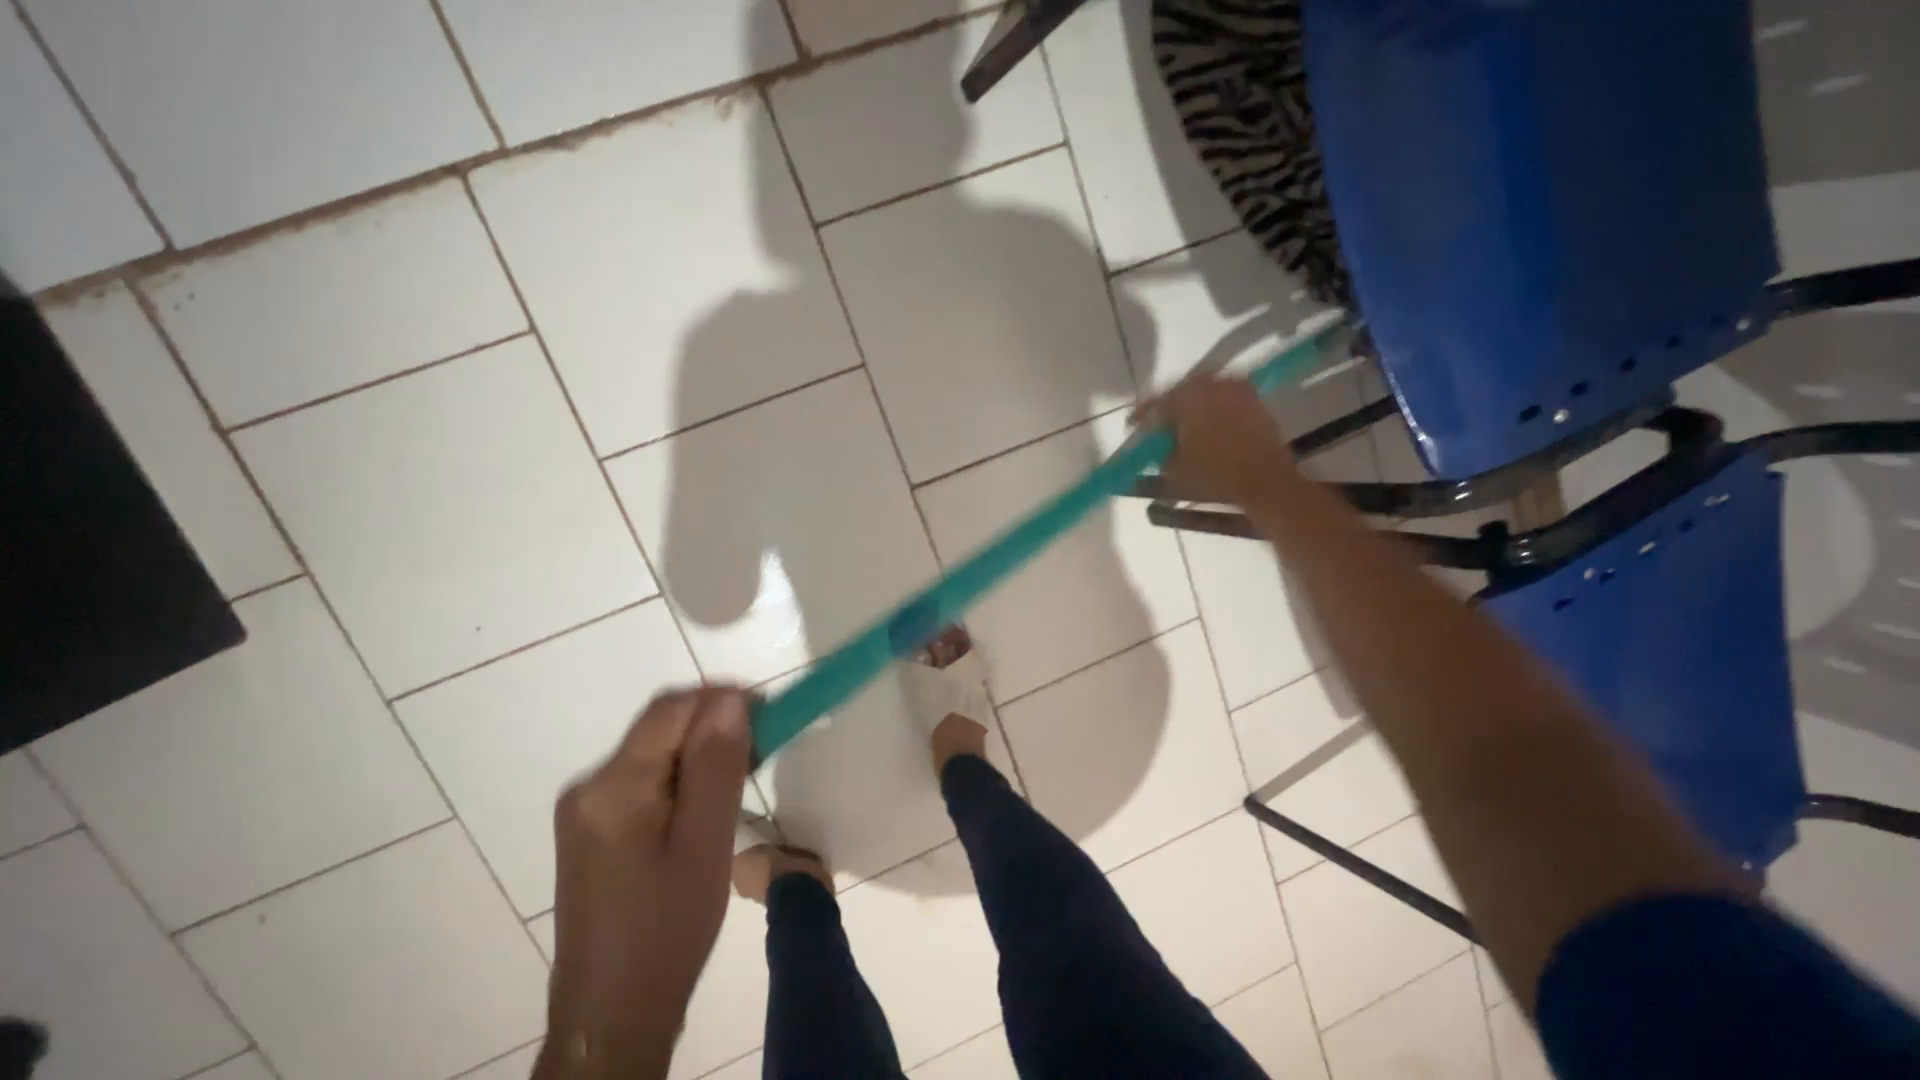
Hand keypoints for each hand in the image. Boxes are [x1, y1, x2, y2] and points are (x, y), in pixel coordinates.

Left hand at [540, 688, 751, 1078]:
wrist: (612, 1013)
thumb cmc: (666, 930)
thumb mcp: (704, 845)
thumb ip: (716, 767)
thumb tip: (730, 700)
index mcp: (613, 785)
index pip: (670, 709)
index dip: (723, 698)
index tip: (774, 713)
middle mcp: (589, 785)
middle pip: (659, 729)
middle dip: (714, 726)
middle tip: (767, 749)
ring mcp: (585, 810)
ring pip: (654, 755)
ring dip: (700, 753)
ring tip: (745, 778)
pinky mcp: (591, 833)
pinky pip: (642, 784)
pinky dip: (681, 780)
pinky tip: (708, 807)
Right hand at [1136, 374, 1299, 506]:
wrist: (1267, 481)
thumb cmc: (1216, 476)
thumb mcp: (1175, 468)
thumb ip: (1158, 451)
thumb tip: (1154, 444)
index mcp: (1188, 398)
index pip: (1157, 402)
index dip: (1142, 415)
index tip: (1132, 426)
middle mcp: (1212, 385)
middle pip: (1182, 390)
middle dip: (1169, 406)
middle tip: (1160, 424)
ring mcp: (1236, 390)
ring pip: (1205, 391)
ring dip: (1192, 404)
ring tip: (1185, 424)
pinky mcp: (1255, 401)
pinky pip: (1226, 397)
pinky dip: (1214, 408)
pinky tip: (1210, 425)